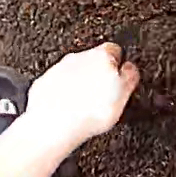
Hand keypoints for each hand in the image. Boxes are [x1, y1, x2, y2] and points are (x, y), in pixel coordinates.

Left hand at [19, 43, 139, 152]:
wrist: (54, 125)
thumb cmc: (89, 113)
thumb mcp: (123, 97)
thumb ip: (129, 78)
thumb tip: (131, 69)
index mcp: (101, 56)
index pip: (116, 51)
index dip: (118, 66)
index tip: (119, 79)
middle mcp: (78, 57)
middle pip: (93, 60)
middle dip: (98, 74)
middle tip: (102, 96)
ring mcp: (59, 69)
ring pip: (75, 72)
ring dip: (80, 84)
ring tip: (85, 106)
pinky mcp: (44, 82)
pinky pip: (57, 84)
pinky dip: (63, 93)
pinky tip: (69, 109)